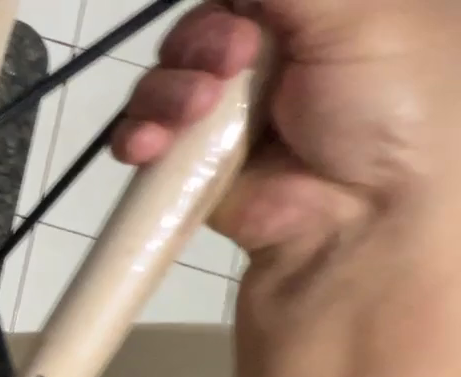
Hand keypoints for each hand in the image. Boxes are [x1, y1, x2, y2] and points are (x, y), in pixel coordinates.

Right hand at [112, 0, 460, 256]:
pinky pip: (137, 137)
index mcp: (320, 15)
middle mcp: (269, 58)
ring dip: (160, 97)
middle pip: (196, 32)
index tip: (244, 23)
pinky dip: (132, 138)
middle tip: (226, 69)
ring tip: (187, 119)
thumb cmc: (390, 103)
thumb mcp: (367, 15)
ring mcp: (222, 113)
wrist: (357, 210)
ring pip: (159, 83)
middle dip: (196, 48)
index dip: (228, 6)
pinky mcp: (186, 160)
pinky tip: (146, 149)